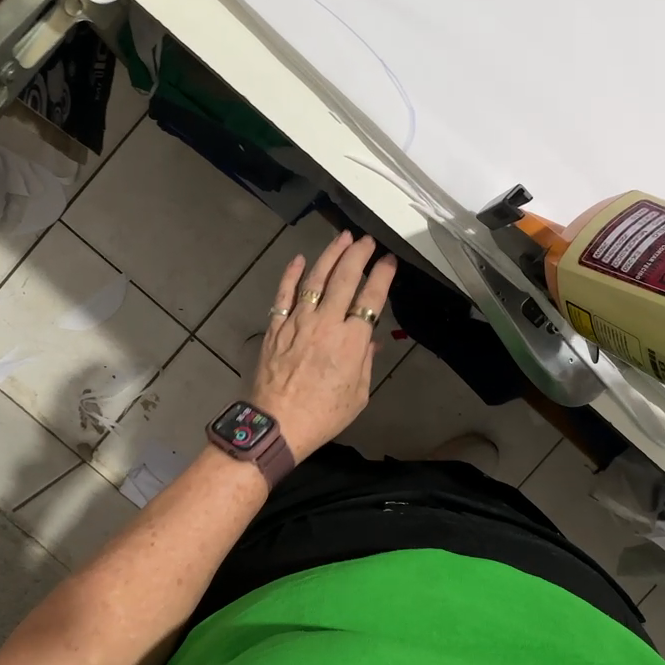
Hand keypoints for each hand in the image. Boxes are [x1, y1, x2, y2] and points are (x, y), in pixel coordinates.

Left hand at [250, 231, 396, 456]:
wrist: (277, 425)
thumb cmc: (323, 416)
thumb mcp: (358, 395)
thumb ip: (365, 362)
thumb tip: (370, 340)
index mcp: (351, 341)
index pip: (371, 298)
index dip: (382, 276)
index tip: (388, 261)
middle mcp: (326, 323)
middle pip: (345, 278)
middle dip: (358, 255)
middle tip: (367, 241)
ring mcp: (298, 321)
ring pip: (315, 278)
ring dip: (330, 255)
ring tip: (342, 238)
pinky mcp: (276, 327)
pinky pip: (284, 294)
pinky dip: (292, 274)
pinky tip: (300, 259)